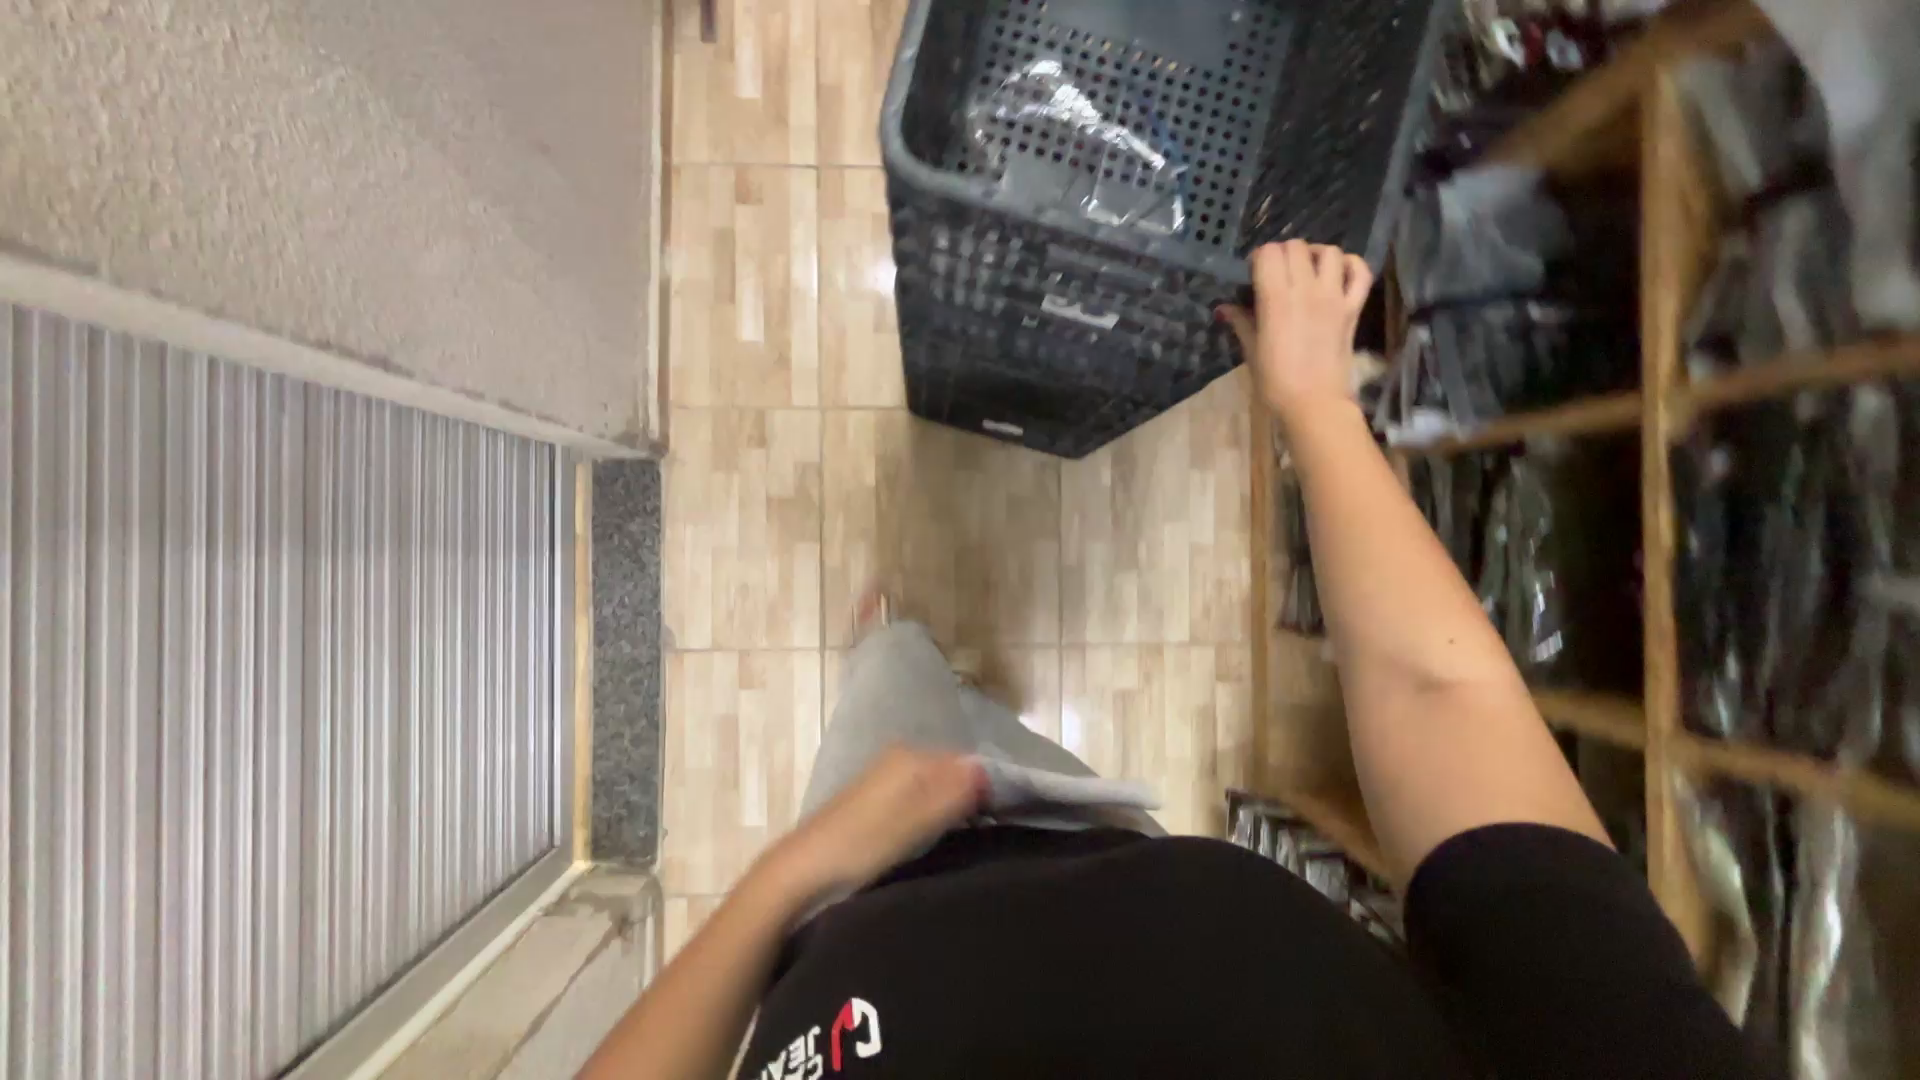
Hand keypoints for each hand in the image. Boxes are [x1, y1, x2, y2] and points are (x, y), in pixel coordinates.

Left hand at [754, 747, 985, 905]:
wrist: (802, 872)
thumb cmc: (862, 846)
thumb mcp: (914, 821)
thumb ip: (952, 793)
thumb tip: (988, 769)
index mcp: (911, 755)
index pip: (967, 763)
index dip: (988, 788)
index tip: (1004, 819)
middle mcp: (899, 757)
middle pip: (950, 773)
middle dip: (969, 797)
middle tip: (988, 833)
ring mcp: (885, 777)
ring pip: (935, 786)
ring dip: (950, 808)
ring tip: (966, 840)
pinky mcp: (875, 799)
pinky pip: (919, 798)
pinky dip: (931, 814)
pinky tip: (933, 839)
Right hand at [1218, 240, 1373, 426]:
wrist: (1314, 403)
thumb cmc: (1276, 382)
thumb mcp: (1252, 351)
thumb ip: (1240, 322)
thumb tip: (1224, 308)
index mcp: (1276, 299)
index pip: (1269, 253)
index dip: (1259, 258)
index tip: (1253, 274)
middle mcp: (1306, 289)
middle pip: (1295, 247)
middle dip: (1282, 254)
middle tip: (1276, 274)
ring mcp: (1334, 296)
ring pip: (1328, 252)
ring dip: (1314, 255)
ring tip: (1305, 270)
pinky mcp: (1353, 307)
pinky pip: (1360, 272)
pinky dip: (1349, 265)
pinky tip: (1337, 273)